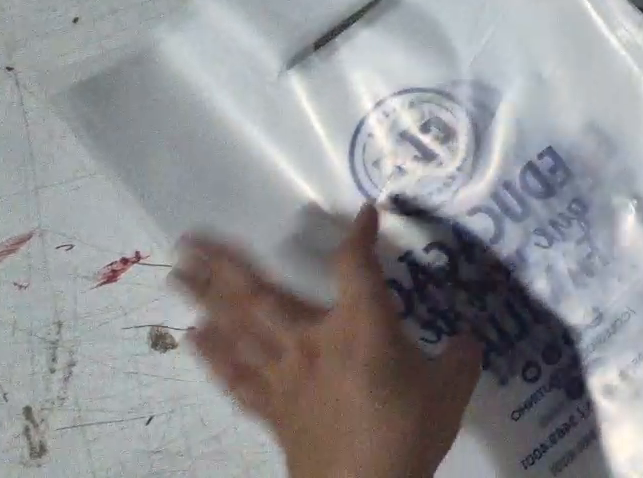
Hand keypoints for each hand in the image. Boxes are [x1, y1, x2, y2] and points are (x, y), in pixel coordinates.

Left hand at [174, 204, 481, 477]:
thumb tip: (461, 341)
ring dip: (207, 300)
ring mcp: (286, 377)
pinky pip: (235, 377)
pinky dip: (213, 354)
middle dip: (229, 266)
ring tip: (181, 272)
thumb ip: (458, 353)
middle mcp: (315, 342)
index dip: (360, 236)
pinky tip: (194, 334)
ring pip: (239, 330)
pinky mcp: (272, 410)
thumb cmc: (412, 430)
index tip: (366, 212)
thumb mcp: (455, 382)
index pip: (356, 266)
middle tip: (196, 238)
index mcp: (364, 326)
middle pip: (264, 296)